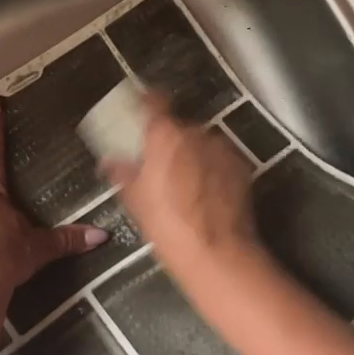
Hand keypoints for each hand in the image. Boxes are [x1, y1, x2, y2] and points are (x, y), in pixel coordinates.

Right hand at [109, 98, 260, 271]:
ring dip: (194, 153)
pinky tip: (207, 192)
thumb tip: (110, 162)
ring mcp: (222, 147)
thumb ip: (122, 172)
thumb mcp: (136, 200)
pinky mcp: (243, 165)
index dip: (148, 102)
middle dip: (171, 139)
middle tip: (162, 163)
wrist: (218, 253)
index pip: (154, 101)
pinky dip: (213, 166)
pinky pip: (221, 158)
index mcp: (164, 134)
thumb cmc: (168, 225)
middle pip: (179, 126)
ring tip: (187, 182)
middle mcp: (195, 132)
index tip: (142, 110)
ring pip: (202, 142)